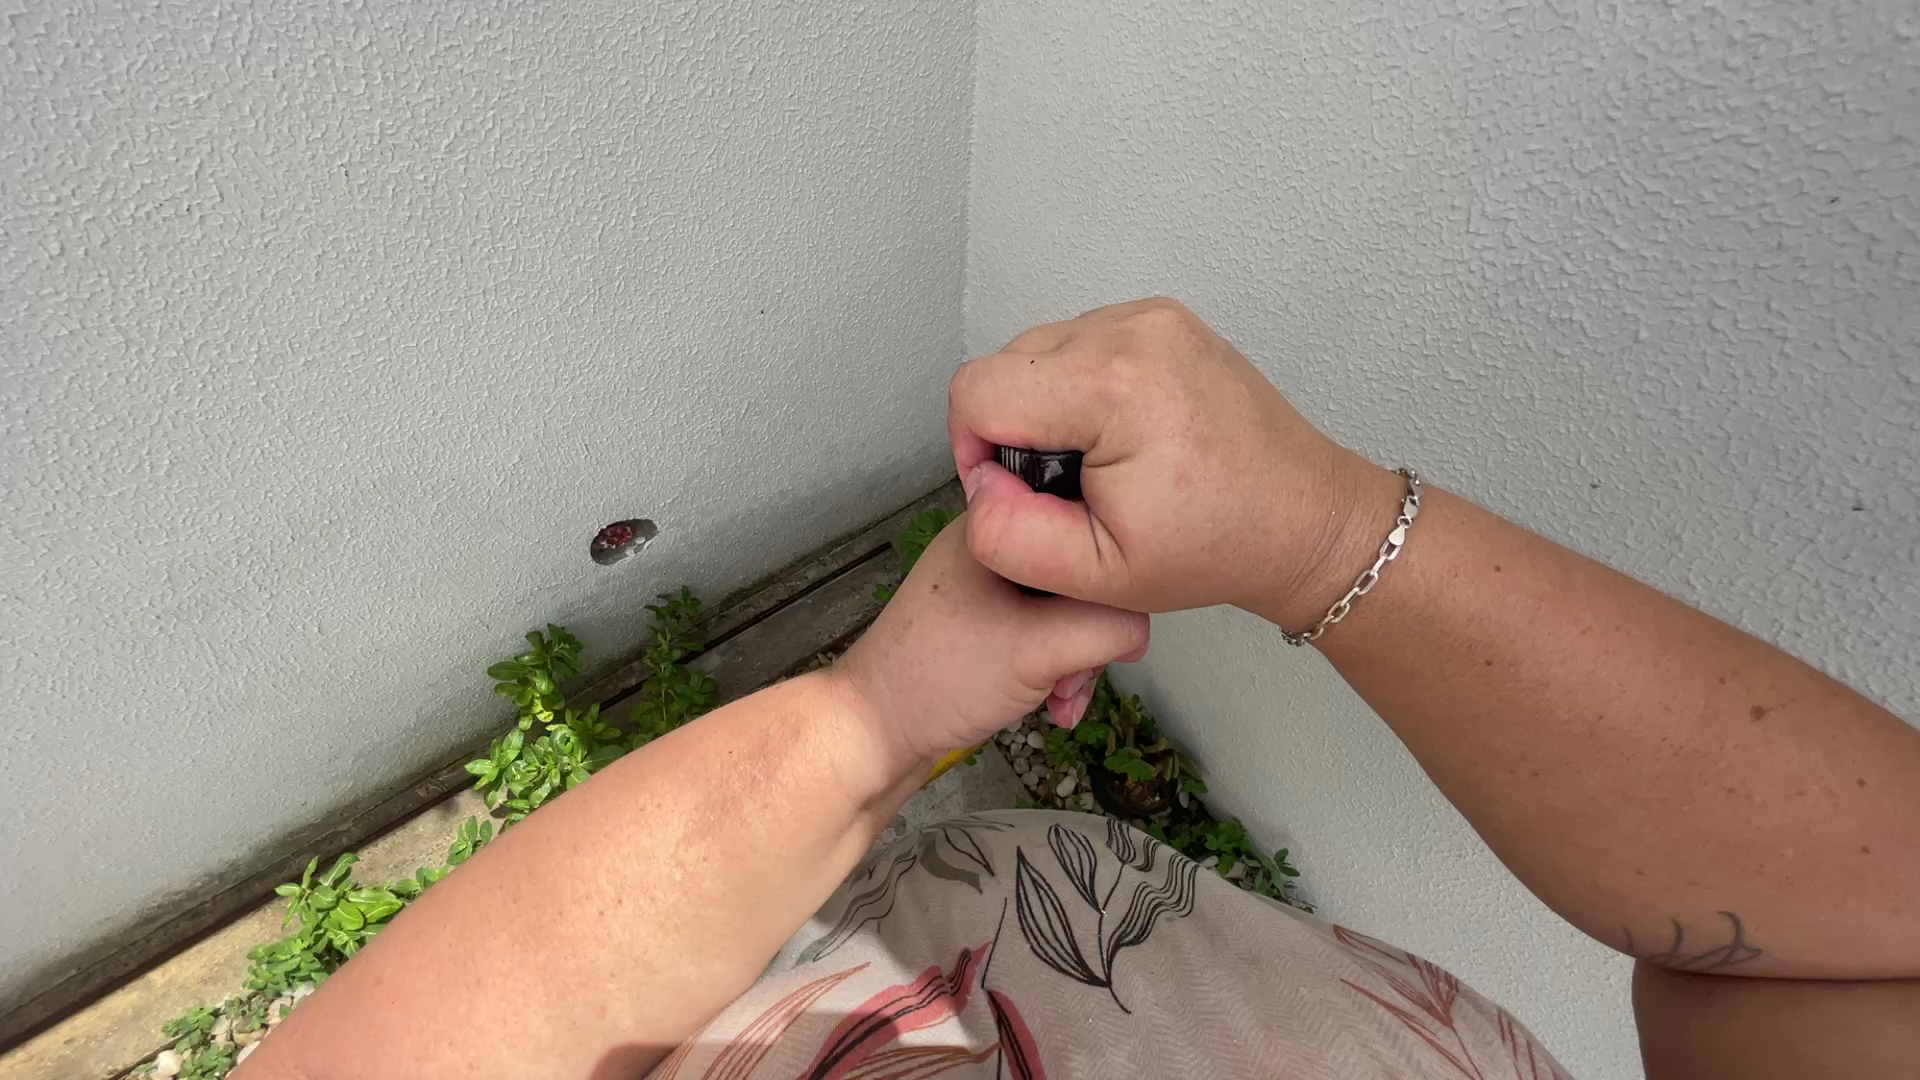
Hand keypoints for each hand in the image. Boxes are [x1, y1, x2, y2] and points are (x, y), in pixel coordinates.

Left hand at [833, 518, 1149, 769]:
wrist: (875, 733)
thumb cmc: (941, 679)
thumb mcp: (1040, 646)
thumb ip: (1107, 626)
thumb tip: (1142, 622)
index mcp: (993, 527)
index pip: (1083, 534)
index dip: (1107, 587)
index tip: (1108, 636)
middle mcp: (990, 548)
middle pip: (1077, 578)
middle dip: (1087, 639)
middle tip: (1072, 678)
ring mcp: (985, 587)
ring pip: (1063, 611)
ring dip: (1073, 661)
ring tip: (1059, 699)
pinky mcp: (984, 622)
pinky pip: (1041, 632)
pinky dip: (1053, 668)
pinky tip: (1051, 703)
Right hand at [948, 297, 1394, 628]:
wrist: (1301, 518)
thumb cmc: (1214, 548)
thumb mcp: (1094, 575)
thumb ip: (1007, 535)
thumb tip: (980, 482)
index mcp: (1112, 386)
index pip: (976, 391)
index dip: (972, 451)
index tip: (1015, 492)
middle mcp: (1131, 329)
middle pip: (1002, 366)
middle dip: (1011, 431)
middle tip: (1064, 485)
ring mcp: (1150, 316)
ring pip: (1034, 352)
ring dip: (1042, 409)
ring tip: (1093, 460)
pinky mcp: (1160, 319)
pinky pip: (1076, 345)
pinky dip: (1074, 390)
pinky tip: (1112, 433)